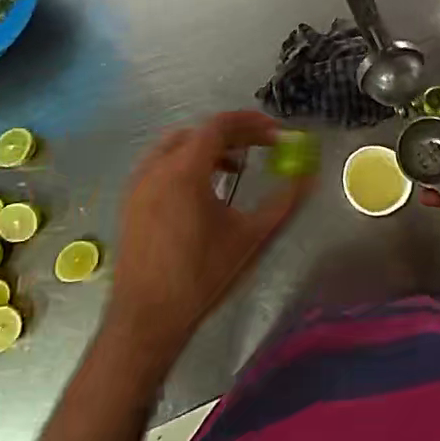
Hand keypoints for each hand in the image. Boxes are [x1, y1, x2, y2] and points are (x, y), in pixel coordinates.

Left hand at [108, 111, 310, 363]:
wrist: (148, 317)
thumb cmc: (202, 275)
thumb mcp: (251, 236)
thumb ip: (284, 201)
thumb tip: (309, 176)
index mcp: (184, 172)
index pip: (218, 126)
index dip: (251, 123)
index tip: (276, 131)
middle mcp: (156, 168)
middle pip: (198, 132)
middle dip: (233, 134)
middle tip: (262, 145)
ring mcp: (138, 184)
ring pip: (176, 146)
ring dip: (209, 147)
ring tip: (237, 166)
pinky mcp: (130, 201)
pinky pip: (162, 165)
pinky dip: (187, 163)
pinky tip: (206, 189)